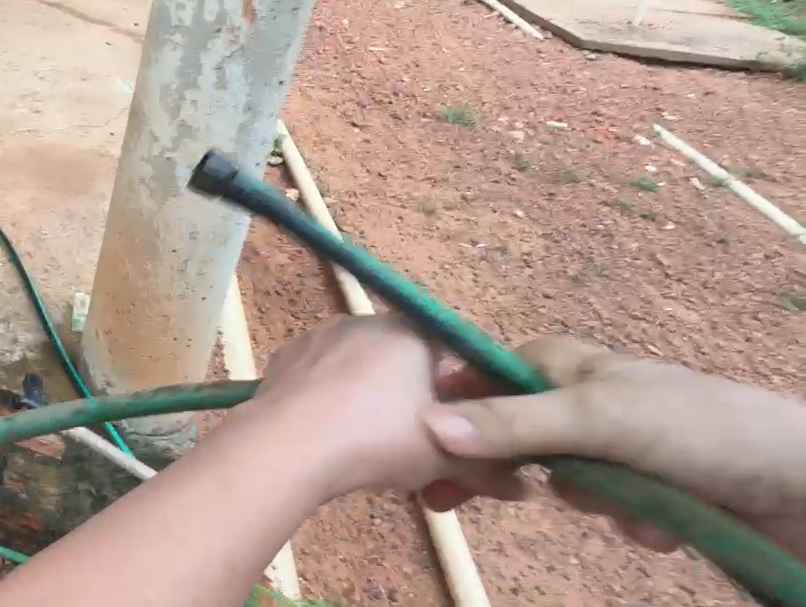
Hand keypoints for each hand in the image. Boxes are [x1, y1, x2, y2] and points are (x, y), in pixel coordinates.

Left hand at [241, 316, 521, 503]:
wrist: (289, 440)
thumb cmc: (380, 436)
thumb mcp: (453, 459)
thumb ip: (492, 467)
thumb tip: (518, 483)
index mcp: (408, 331)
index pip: (455, 356)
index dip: (468, 401)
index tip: (468, 439)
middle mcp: (361, 322)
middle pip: (408, 370)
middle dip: (426, 418)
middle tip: (431, 465)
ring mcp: (318, 337)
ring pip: (366, 378)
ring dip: (383, 415)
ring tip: (386, 461)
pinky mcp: (287, 358)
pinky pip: (327, 382)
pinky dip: (340, 408)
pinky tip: (341, 441)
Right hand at [422, 336, 805, 560]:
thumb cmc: (699, 428)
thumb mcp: (596, 420)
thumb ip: (511, 423)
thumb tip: (422, 425)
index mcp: (551, 361)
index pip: (471, 379)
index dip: (441, 414)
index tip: (417, 452)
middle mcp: (571, 395)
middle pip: (504, 431)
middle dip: (496, 469)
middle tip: (445, 500)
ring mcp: (612, 442)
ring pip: (556, 476)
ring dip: (587, 498)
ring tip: (628, 507)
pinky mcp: (648, 483)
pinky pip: (607, 505)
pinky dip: (628, 519)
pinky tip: (661, 524)